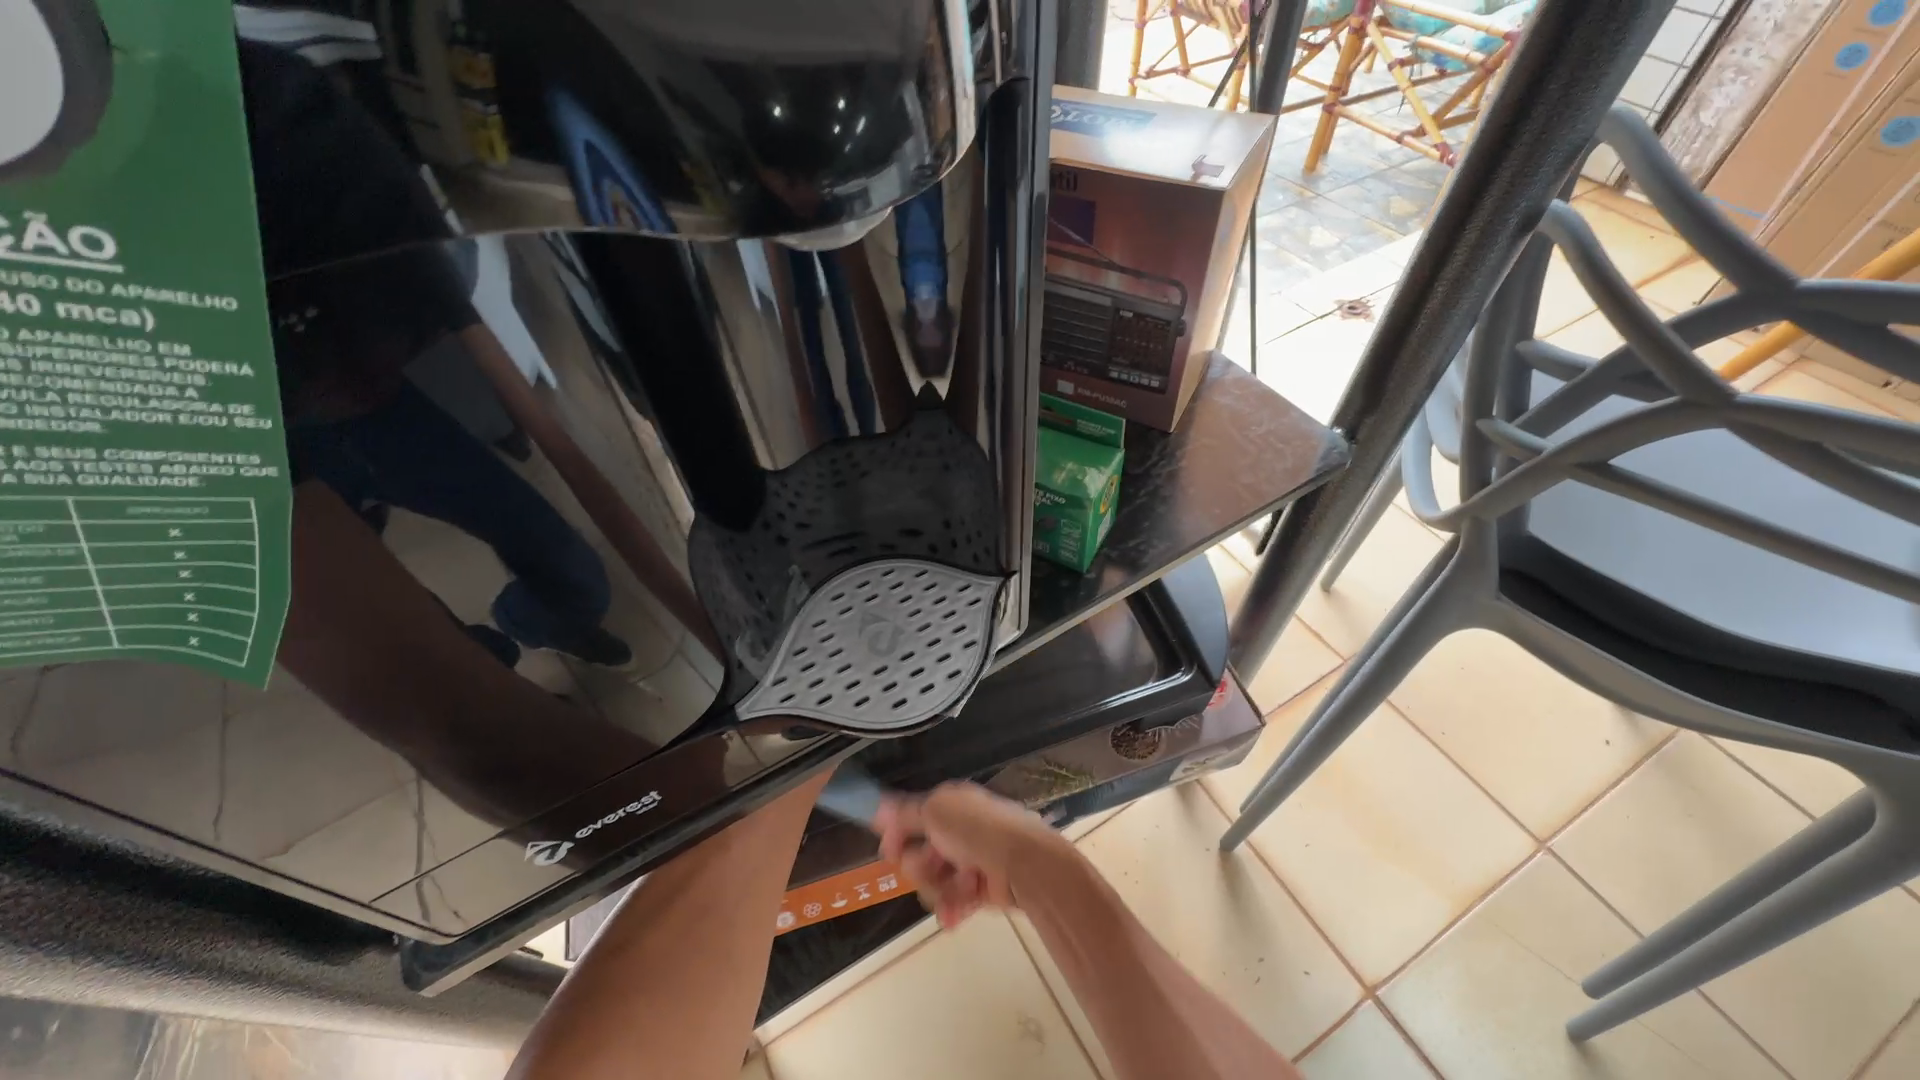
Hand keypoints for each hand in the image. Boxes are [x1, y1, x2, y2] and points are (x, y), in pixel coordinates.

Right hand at [873, 782, 1074, 928]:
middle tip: (931, 869)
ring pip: (937, 881)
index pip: (913, 819)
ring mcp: (973, 859)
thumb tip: (878, 806)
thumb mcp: (935, 813)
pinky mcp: (984, 888)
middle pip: (922, 854)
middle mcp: (961, 830)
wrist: (1025, 863)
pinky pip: (957, 899)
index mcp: (951, 805)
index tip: (889, 852)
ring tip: (955, 894)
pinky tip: (954, 916)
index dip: (898, 836)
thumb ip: (905, 814)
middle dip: (921, 868)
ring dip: (940, 890)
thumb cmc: (977, 831)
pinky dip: (954, 907)